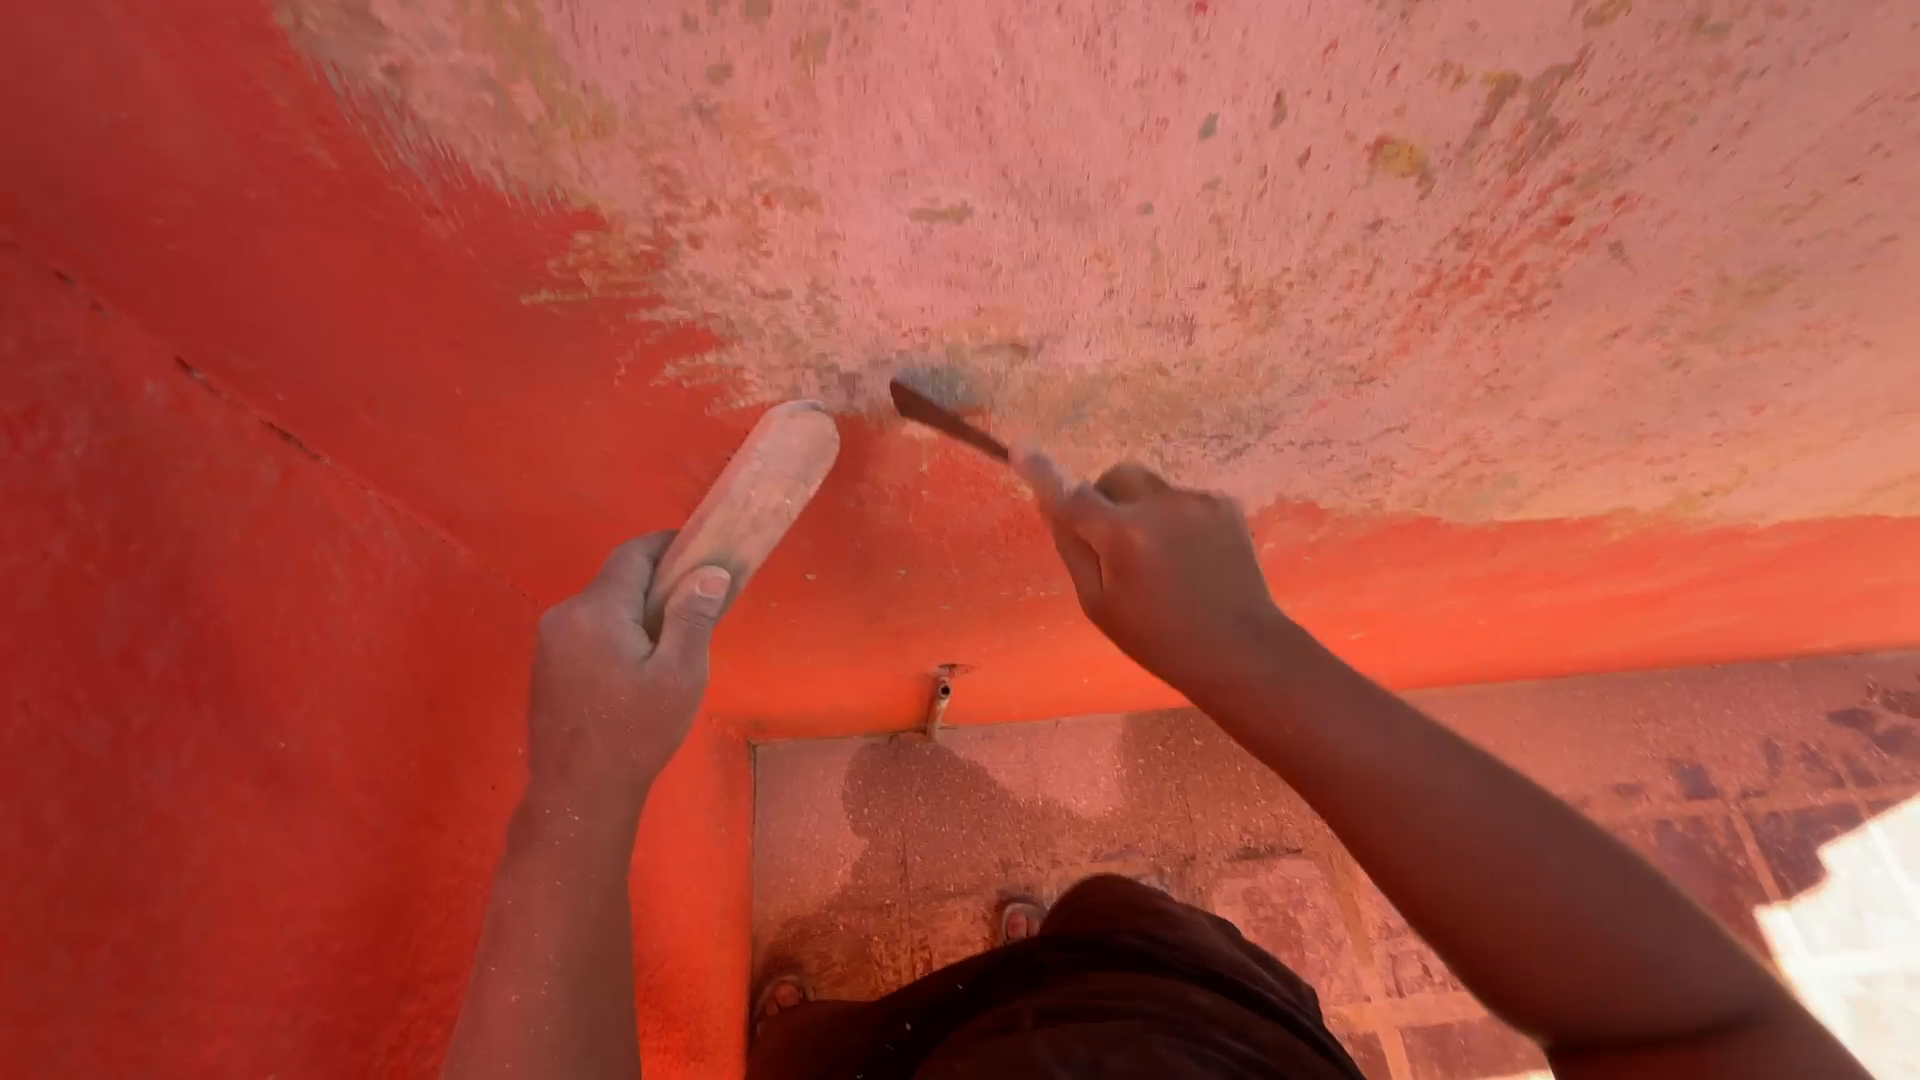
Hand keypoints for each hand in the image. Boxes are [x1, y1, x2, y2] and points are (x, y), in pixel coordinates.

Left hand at [525, 532, 730, 820]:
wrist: (579, 792)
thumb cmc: (637, 731)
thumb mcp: (680, 674)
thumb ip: (693, 616)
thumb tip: (710, 571)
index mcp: (596, 610)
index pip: (634, 554)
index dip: (670, 545)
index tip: (703, 554)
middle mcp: (565, 614)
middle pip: (619, 579)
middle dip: (659, 583)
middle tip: (697, 609)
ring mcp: (551, 640)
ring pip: (605, 604)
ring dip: (639, 610)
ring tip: (673, 644)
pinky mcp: (548, 663)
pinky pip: (591, 628)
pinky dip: (620, 631)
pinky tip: (639, 667)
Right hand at [1015, 452, 1286, 702]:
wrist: (1239, 648)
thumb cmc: (1158, 638)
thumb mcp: (1099, 604)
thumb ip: (1073, 548)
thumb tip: (1051, 504)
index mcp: (1124, 536)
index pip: (1072, 496)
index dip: (1043, 472)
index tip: (1019, 448)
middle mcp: (1161, 506)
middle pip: (1116, 477)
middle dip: (1105, 498)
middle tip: (1111, 542)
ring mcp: (1197, 501)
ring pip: (1150, 487)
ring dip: (1141, 509)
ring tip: (1160, 558)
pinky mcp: (1224, 503)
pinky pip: (1180, 497)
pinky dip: (1172, 518)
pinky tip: (1188, 556)